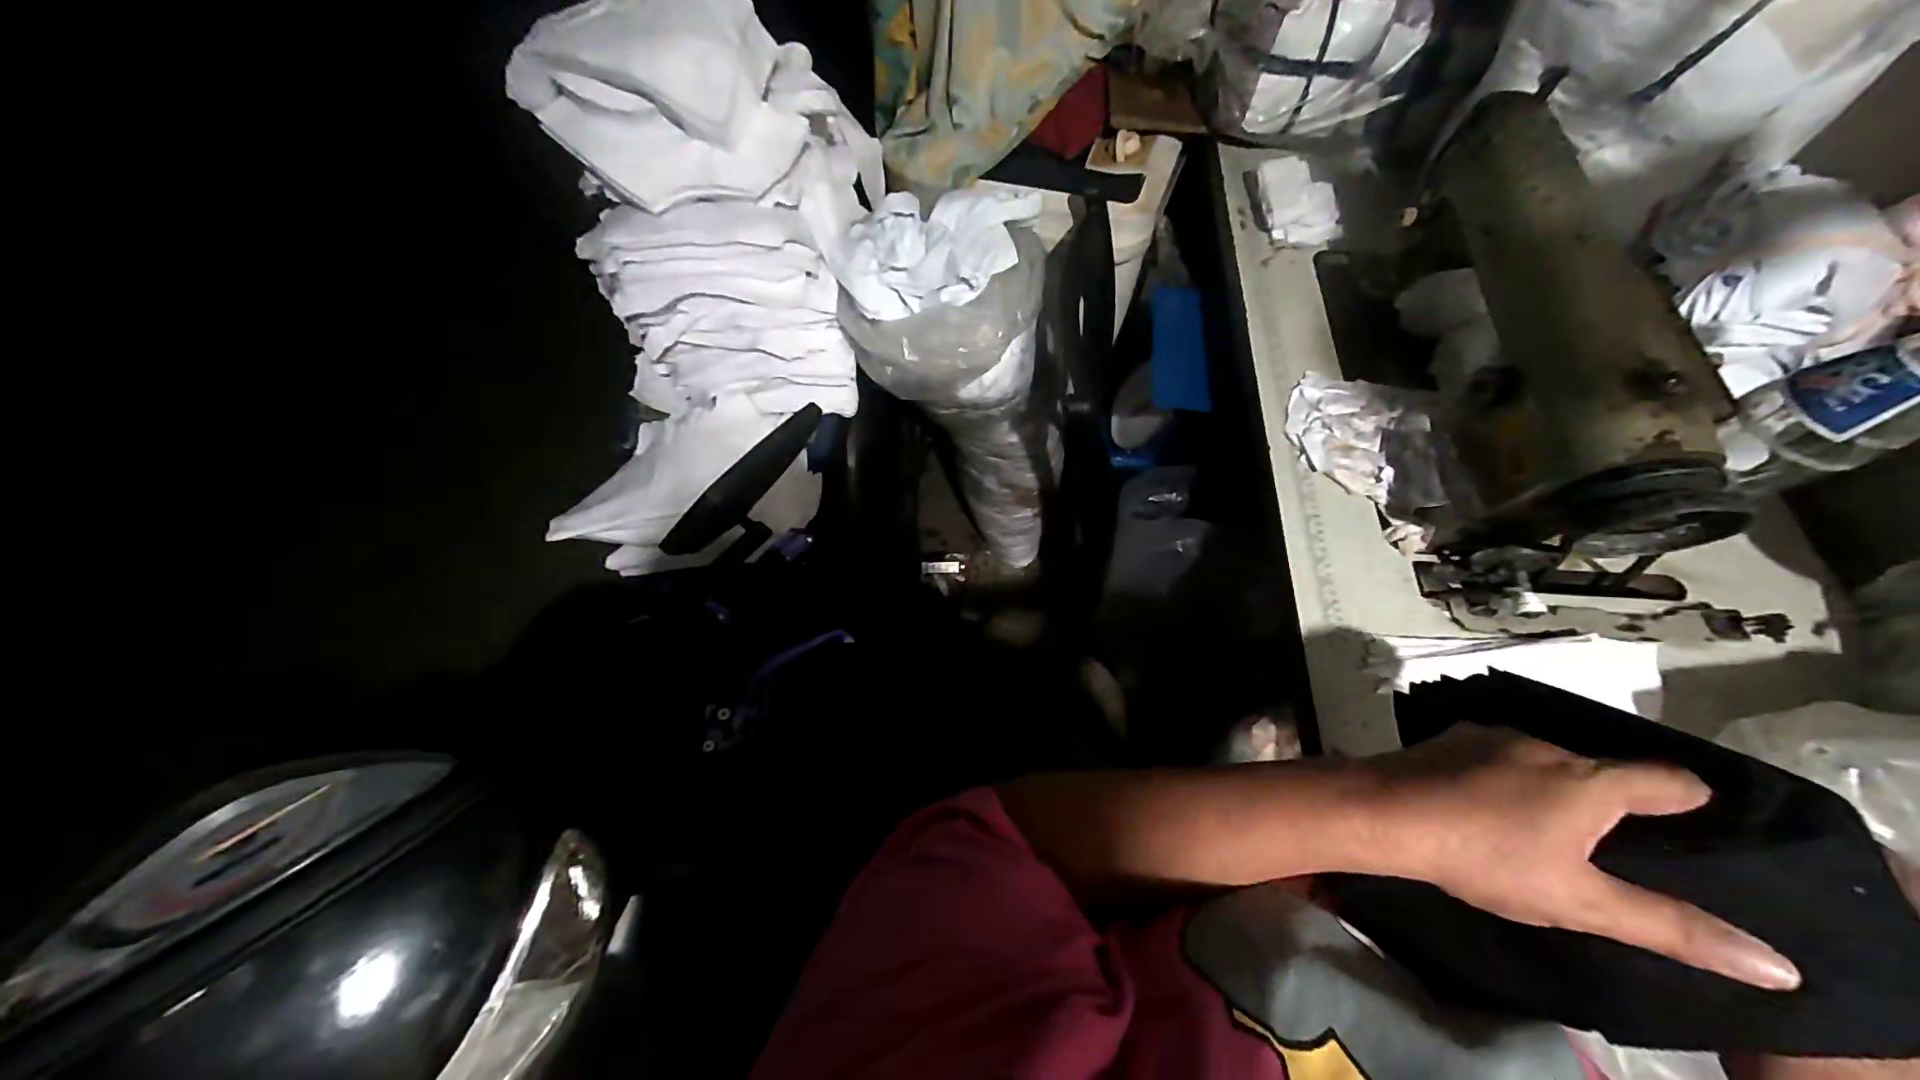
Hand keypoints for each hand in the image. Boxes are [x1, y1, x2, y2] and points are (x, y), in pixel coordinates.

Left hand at [1369, 724, 1801, 991]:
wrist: (1384, 812)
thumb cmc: (1486, 856)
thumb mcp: (1580, 901)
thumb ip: (1669, 927)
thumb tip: (1777, 965)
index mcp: (1588, 780)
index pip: (1664, 779)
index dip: (1687, 796)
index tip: (1697, 810)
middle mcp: (1543, 745)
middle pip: (1598, 767)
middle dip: (1611, 795)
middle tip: (1614, 831)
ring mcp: (1488, 736)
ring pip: (1540, 758)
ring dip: (1551, 783)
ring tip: (1547, 818)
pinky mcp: (1446, 739)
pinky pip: (1493, 755)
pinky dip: (1504, 774)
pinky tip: (1488, 799)